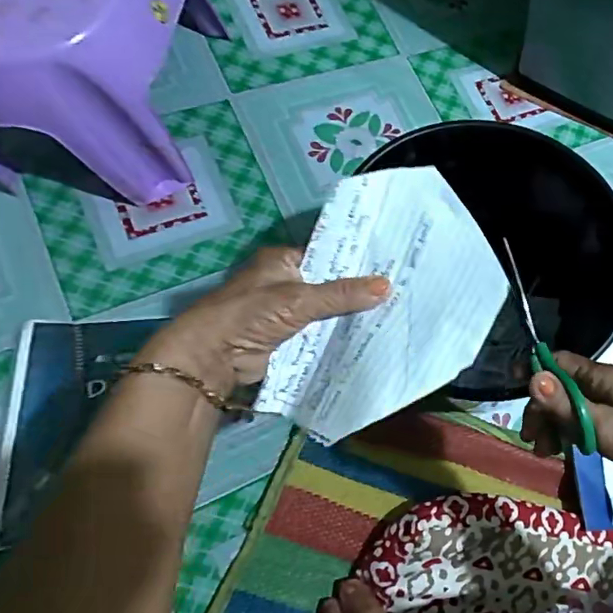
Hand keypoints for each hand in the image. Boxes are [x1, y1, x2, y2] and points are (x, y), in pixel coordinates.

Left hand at [140, 247, 389, 395]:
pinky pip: (325, 331)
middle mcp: (287, 282)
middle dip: (359, 290)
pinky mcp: (292, 335)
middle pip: (332, 284)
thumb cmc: (249, 314)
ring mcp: (289, 310)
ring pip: (331, 309)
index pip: (328, 254)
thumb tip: (387, 286)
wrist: (213, 358)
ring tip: (395, 309)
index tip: (390, 264)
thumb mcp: (300, 299)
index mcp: (283, 261)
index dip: (356, 260)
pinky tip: (372, 331)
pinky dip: (342, 333)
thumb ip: (342, 294)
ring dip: (353, 313)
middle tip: (399, 288)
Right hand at [520, 350, 612, 501]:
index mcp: (603, 376)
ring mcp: (605, 405)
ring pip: (566, 408)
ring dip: (550, 426)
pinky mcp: (607, 424)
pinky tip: (557, 451)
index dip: (537, 371)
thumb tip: (533, 377)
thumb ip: (564, 403)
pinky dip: (564, 434)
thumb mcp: (597, 423)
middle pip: (559, 388)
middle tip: (530, 437)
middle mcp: (602, 385)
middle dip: (542, 410)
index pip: (561, 362)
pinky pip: (577, 423)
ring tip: (543, 451)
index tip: (513, 388)